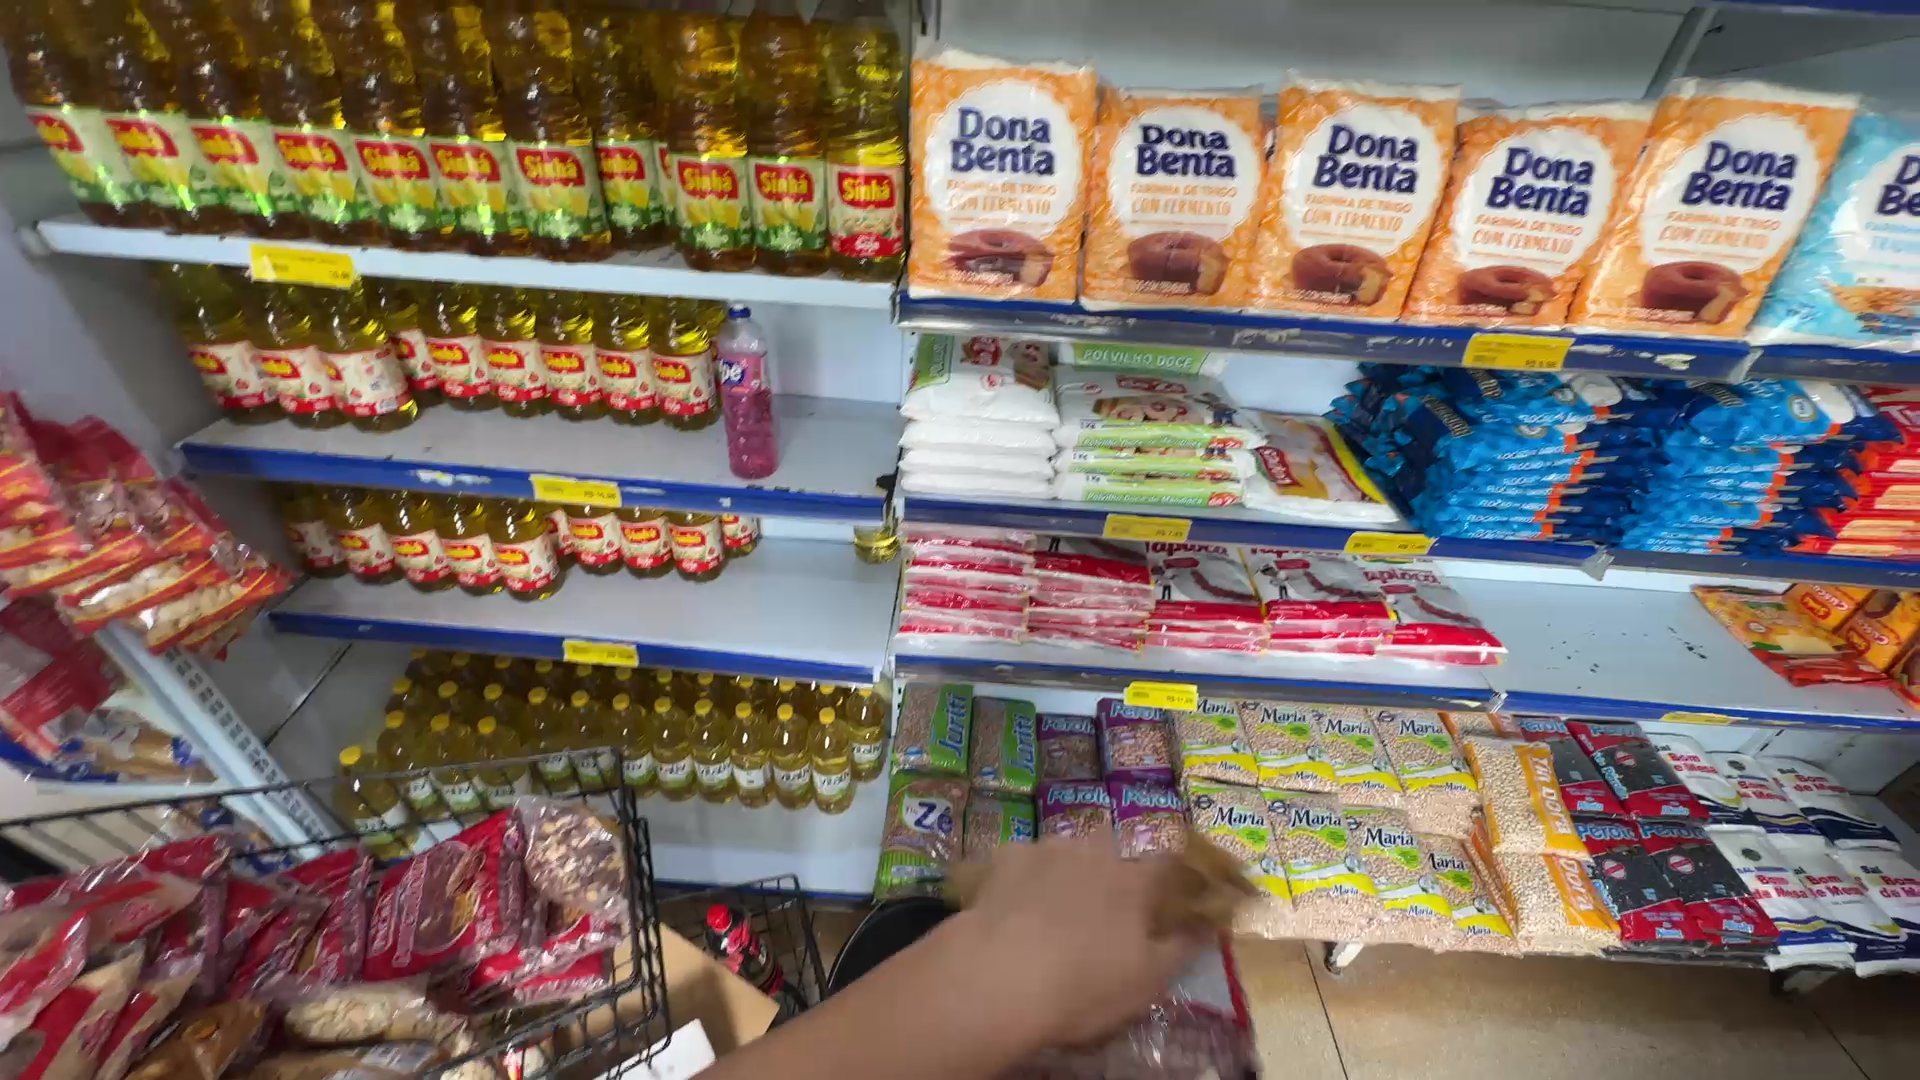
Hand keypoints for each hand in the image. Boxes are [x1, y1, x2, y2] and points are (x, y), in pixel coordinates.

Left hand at [929, 836, 1208, 1052]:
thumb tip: (1207, 925)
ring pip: (1068, 850)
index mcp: (1133, 881)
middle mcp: (1094, 852)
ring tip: (1056, 907)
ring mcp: (1048, 849)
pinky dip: (1027, 876)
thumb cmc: (1084, 984)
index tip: (1173, 890)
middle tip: (1104, 906)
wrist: (1003, 971)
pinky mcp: (1008, 855)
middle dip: (1113, 869)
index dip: (1174, 875)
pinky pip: (1026, 860)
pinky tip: (1017, 903)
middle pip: (1113, 849)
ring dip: (1069, 869)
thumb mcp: (1147, 982)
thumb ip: (1181, 948)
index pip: (1167, 863)